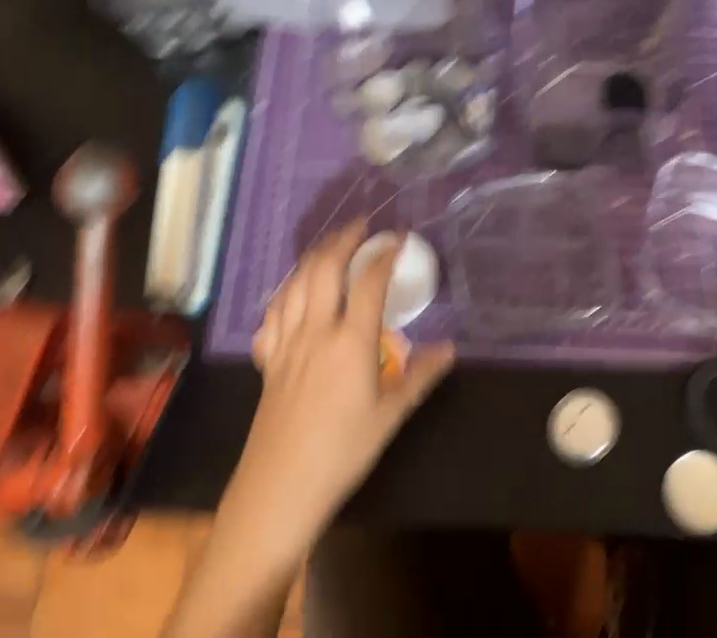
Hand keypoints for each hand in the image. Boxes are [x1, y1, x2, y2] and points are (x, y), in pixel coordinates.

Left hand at [227, 219, 455, 558]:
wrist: (279, 489)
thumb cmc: (342, 454)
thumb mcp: (390, 417)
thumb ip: (419, 377)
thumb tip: (449, 349)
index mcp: (350, 341)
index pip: (369, 282)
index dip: (384, 254)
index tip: (399, 239)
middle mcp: (315, 332)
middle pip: (323, 269)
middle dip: (342, 240)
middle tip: (361, 228)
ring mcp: (286, 344)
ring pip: (294, 285)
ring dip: (312, 258)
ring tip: (329, 249)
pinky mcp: (267, 361)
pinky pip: (272, 314)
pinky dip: (285, 293)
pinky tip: (292, 295)